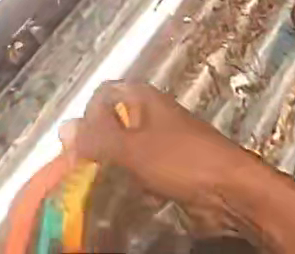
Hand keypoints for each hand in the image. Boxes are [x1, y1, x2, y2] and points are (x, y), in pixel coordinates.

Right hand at [58, 81, 276, 233]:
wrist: (232, 191)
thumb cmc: (181, 159)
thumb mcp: (132, 148)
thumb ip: (97, 139)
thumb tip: (62, 129)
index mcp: (141, 96)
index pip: (102, 95)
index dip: (88, 116)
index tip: (80, 145)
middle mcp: (150, 113)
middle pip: (113, 123)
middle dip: (98, 147)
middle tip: (85, 172)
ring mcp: (162, 140)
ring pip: (126, 150)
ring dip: (113, 169)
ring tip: (101, 189)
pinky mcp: (172, 167)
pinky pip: (141, 171)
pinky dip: (131, 183)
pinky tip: (126, 199)